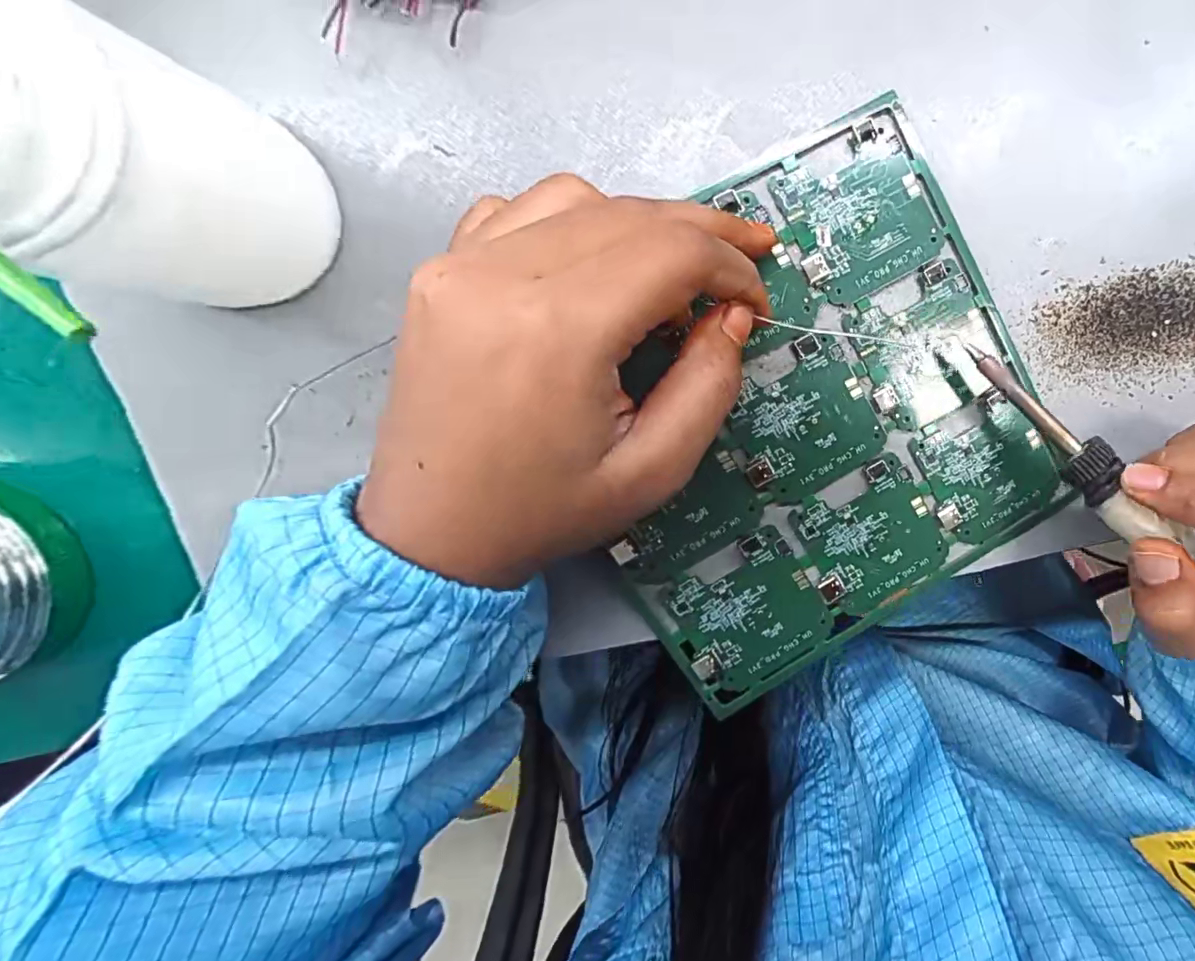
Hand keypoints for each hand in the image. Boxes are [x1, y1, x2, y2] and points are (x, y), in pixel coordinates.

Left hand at [357, 175, 774, 588]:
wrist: (438, 530)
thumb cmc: (548, 511)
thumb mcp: (654, 471)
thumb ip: (708, 387)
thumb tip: (733, 315)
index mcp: (560, 332)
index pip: (671, 253)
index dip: (731, 266)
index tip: (756, 302)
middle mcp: (503, 276)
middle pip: (631, 214)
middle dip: (705, 233)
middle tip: (748, 258)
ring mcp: (460, 264)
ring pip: (579, 198)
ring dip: (643, 226)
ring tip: (672, 278)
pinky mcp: (442, 270)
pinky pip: (522, 211)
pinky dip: (578, 224)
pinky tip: (598, 269)